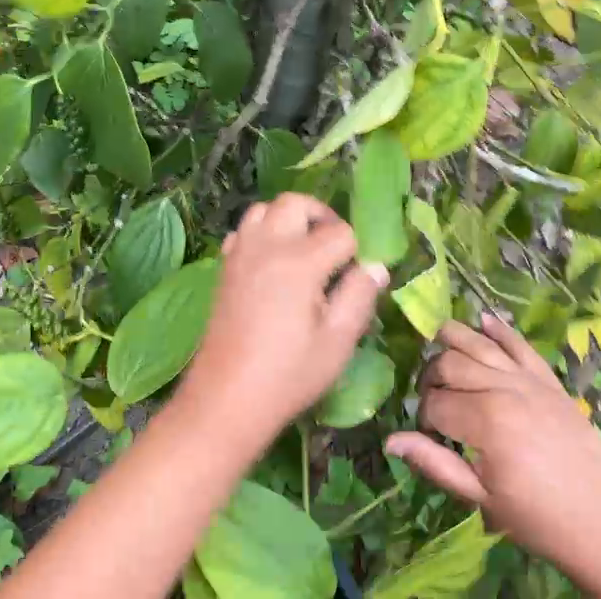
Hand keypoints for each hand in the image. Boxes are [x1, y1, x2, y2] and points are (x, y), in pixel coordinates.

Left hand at [175, 195, 387, 443]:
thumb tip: (376, 266)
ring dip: (288, 219)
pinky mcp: (224, 267)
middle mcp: (267, 245)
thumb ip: (358, 296)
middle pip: (296, 203)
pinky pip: (244, 230)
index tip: (361, 275)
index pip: (340, 233)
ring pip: (264, 209)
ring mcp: (240, 253)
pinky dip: (261, 233)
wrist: (227, 398)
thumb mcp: (336, 342)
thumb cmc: (288, 375)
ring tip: (305, 250)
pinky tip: (273, 263)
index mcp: (300, 262)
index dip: (357, 249)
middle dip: (321, 216)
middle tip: (336, 248)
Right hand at [386, 315, 600, 598]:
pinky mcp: (550, 381)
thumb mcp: (482, 499)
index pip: (435, 403)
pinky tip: (481, 319)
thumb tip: (390, 440)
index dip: (423, 417)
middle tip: (430, 401)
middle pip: (451, 363)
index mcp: (486, 422)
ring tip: (437, 349)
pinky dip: (500, 329)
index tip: (425, 434)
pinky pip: (520, 345)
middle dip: (430, 377)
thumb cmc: (538, 519)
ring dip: (453, 339)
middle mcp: (505, 389)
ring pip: (479, 343)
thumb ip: (435, 464)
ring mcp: (530, 380)